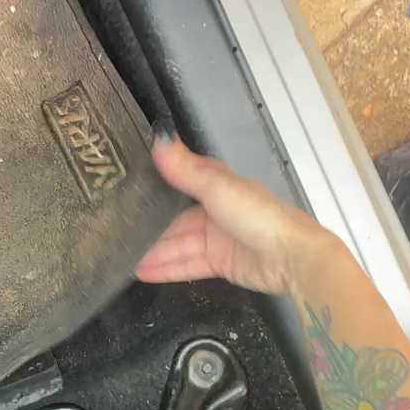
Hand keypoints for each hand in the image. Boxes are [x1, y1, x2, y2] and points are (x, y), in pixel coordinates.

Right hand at [136, 136, 343, 294]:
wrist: (292, 258)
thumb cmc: (259, 216)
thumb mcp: (217, 188)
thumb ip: (185, 168)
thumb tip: (158, 136)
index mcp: (218, 187)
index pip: (180, 185)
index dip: (156, 188)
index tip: (128, 191)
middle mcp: (216, 212)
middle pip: (175, 222)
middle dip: (150, 230)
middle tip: (117, 235)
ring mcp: (218, 240)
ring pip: (178, 245)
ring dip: (154, 252)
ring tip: (124, 259)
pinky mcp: (220, 263)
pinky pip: (187, 265)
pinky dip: (166, 269)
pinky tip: (143, 272)